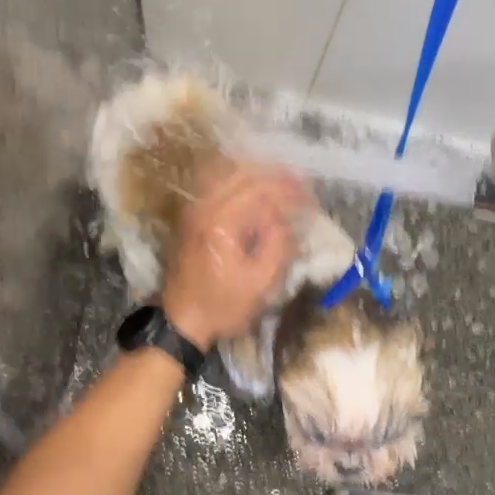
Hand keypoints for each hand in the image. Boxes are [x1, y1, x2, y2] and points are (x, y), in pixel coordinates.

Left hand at [160, 161, 310, 347]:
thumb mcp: (260, 283)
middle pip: (244, 173)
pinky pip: (220, 187)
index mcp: (222, 221)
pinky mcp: (193, 217)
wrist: (182, 321)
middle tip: (303, 185)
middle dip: (277, 177)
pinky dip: (243, 185)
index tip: (312, 199)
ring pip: (230, 175)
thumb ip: (278, 245)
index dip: (290, 190)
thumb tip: (285, 220)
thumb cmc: (223, 307)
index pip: (261, 189)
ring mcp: (195, 209)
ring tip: (285, 187)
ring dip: (260, 178)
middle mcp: (204, 206)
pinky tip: (260, 195)